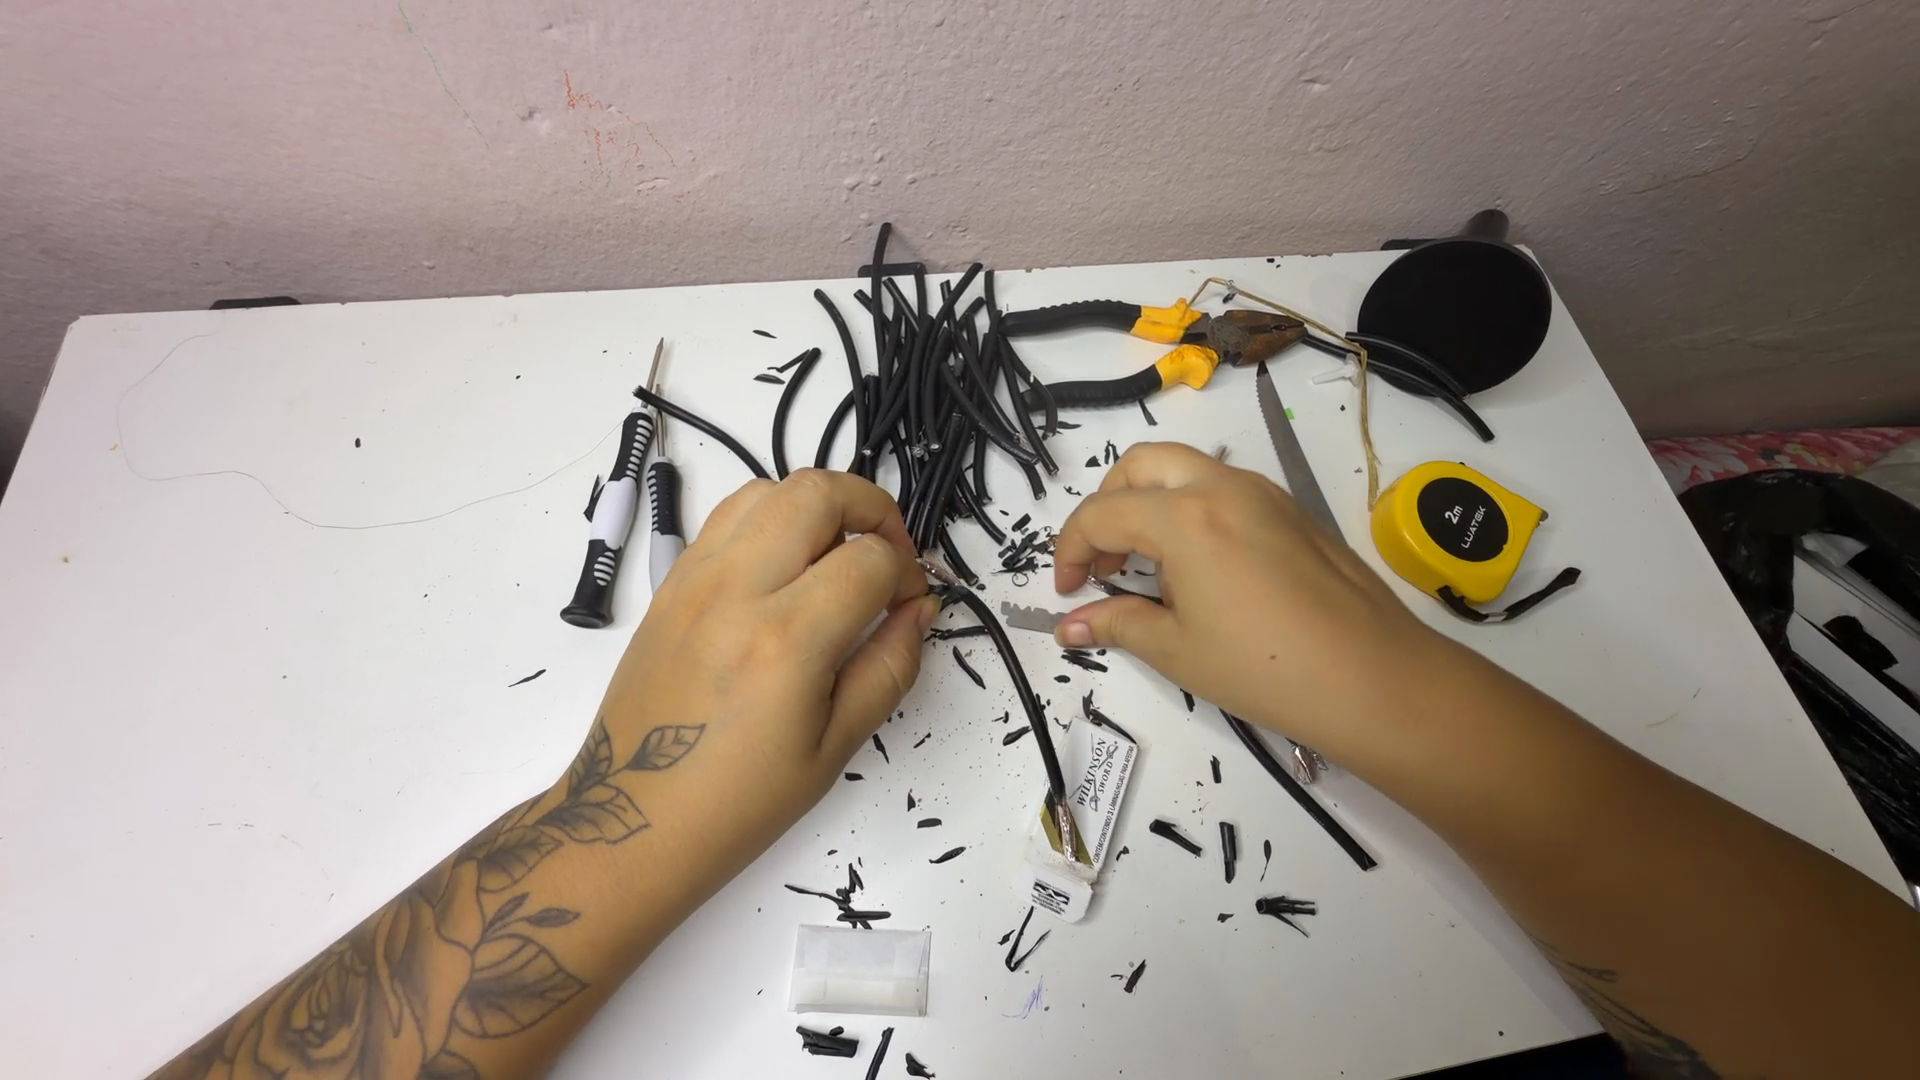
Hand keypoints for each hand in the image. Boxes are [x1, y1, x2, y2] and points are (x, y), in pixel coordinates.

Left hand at [592, 469, 935, 894]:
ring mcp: (695, 577)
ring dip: (820, 506)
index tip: (911, 604)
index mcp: (785, 639)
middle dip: (873, 508)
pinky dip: (774, 517)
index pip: (869, 560)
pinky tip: (789, 565)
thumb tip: (920, 608)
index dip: (908, 575)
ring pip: (770, 488)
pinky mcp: (671, 582)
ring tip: (838, 553)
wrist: (631, 818)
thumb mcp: (837, 745)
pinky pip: (730, 515)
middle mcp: (736, 590)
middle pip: (818, 492)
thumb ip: (890, 665)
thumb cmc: (742, 799)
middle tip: (888, 554)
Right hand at [1051, 443, 1440, 753]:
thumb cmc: (1264, 667)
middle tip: (1103, 560)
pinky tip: (1196, 566)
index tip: (1065, 591)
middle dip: (1106, 505)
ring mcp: (1262, 493)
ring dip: (1147, 502)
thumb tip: (1068, 627)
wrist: (1376, 679)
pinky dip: (1187, 509)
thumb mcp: (1176, 649)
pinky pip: (1220, 487)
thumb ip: (1115, 624)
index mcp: (1184, 517)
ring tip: (1145, 564)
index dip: (1070, 551)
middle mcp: (1221, 486)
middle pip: (1139, 465)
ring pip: (1184, 468)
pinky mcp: (1290, 509)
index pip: (1102, 514)